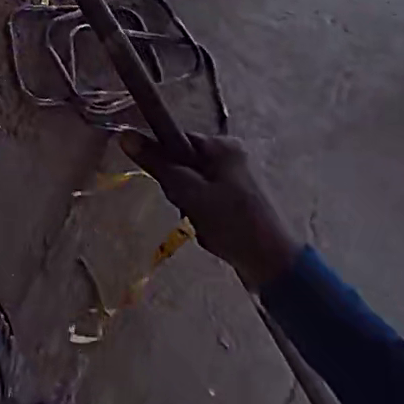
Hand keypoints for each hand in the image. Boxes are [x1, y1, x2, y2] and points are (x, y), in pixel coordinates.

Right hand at [119, 131, 302, 289]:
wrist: (279, 268)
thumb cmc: (233, 222)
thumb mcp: (188, 191)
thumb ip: (156, 162)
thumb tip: (124, 135)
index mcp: (223, 146)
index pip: (175, 139)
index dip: (163, 159)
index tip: (167, 182)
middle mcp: (232, 156)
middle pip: (183, 162)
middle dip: (179, 188)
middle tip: (189, 208)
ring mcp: (239, 179)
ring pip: (194, 184)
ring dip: (191, 205)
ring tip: (205, 224)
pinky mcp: (242, 201)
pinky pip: (208, 199)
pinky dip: (205, 215)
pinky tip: (214, 232)